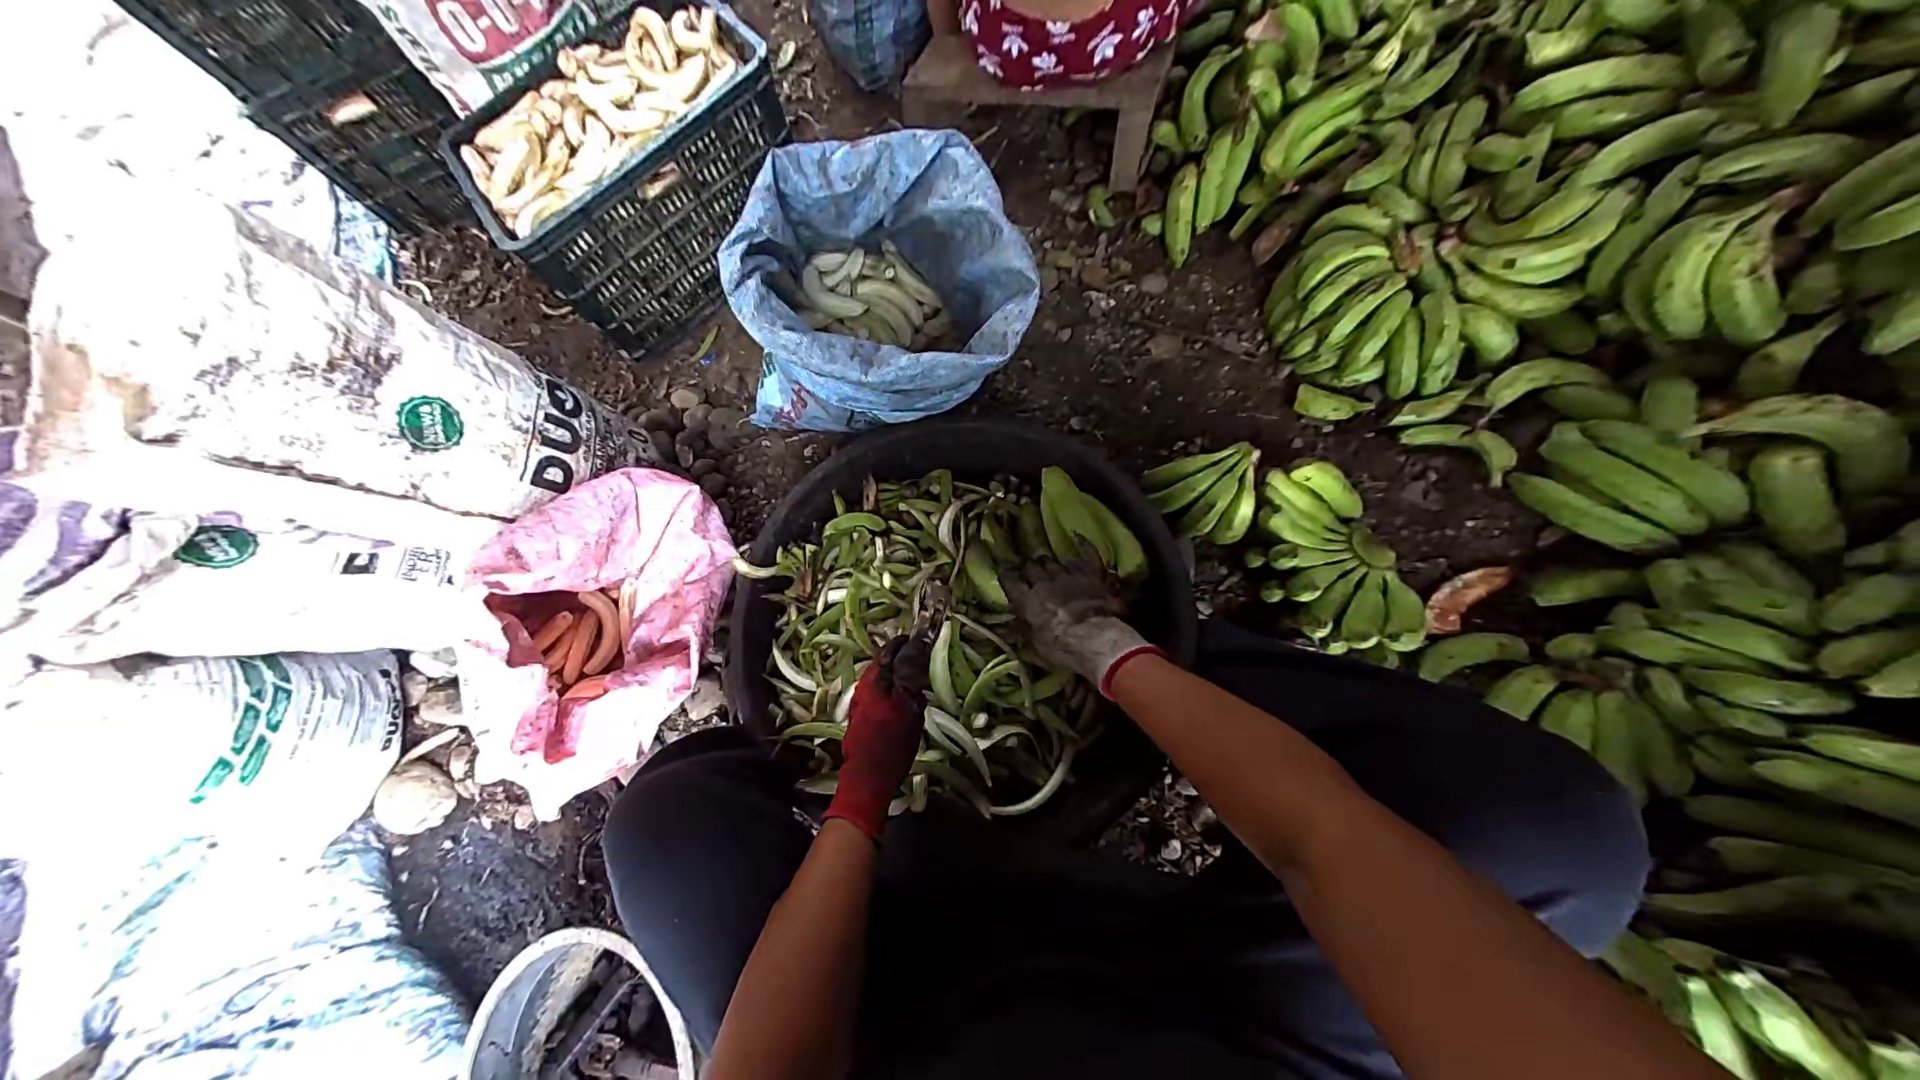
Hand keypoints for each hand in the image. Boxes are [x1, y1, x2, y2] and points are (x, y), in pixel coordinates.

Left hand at [825, 636, 929, 840]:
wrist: (866, 778)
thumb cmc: (892, 747)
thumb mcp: (911, 714)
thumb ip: (913, 685)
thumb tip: (918, 660)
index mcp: (877, 682)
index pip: (892, 650)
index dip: (907, 641)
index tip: (922, 636)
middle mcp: (865, 685)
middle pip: (883, 659)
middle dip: (901, 651)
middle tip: (920, 649)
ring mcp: (860, 697)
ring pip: (879, 671)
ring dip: (894, 665)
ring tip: (913, 667)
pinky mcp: (859, 709)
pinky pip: (876, 685)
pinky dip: (889, 680)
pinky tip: (901, 688)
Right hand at [1002, 559, 1161, 696]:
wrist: (1095, 638)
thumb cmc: (1061, 649)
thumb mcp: (1034, 646)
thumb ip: (1025, 629)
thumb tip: (1015, 624)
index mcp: (1027, 600)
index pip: (1010, 580)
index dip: (1006, 573)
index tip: (1004, 569)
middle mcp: (1044, 582)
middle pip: (1031, 566)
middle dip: (1028, 567)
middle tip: (1028, 570)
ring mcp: (1067, 576)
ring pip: (1053, 561)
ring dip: (1048, 563)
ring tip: (1048, 565)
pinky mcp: (1090, 575)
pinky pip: (1081, 558)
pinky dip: (1076, 555)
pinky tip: (1076, 544)